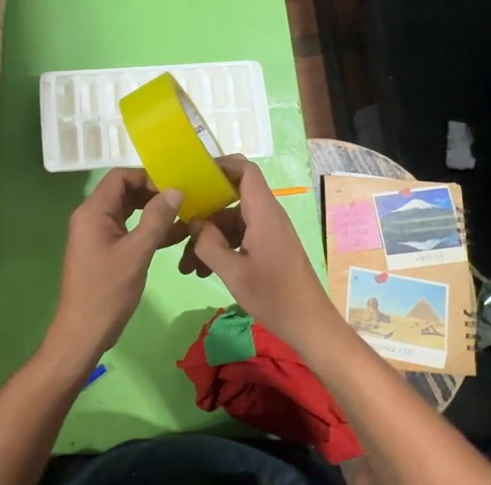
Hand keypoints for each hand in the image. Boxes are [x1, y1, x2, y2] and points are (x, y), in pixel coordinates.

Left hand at [47, 169, 186, 364]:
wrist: (83, 332)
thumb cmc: (108, 290)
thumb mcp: (136, 252)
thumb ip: (156, 219)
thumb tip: (176, 190)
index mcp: (93, 211)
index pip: (120, 177)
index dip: (147, 177)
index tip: (174, 188)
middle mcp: (92, 216)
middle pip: (124, 192)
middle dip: (153, 194)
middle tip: (182, 202)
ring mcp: (97, 234)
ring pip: (127, 211)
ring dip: (152, 213)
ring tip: (183, 217)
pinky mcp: (104, 250)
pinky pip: (127, 230)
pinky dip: (146, 230)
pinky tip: (173, 236)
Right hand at [181, 156, 338, 346]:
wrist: (311, 325)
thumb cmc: (274, 296)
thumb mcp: (233, 273)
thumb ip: (209, 244)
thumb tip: (194, 222)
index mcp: (263, 213)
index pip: (245, 170)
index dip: (222, 164)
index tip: (194, 174)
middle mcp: (267, 215)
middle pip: (232, 196)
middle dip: (204, 209)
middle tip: (179, 224)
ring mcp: (269, 232)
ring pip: (232, 220)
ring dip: (209, 236)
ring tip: (185, 263)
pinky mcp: (269, 247)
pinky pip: (241, 235)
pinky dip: (221, 247)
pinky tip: (202, 270)